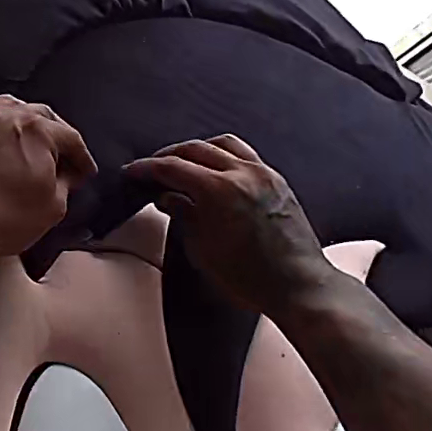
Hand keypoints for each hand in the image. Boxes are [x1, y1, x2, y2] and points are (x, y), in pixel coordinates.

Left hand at [0, 96, 96, 261]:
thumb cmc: (0, 220)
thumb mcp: (53, 205)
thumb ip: (66, 182)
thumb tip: (67, 175)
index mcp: (35, 128)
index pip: (70, 137)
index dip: (82, 158)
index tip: (84, 171)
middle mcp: (5, 117)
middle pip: (43, 117)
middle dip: (57, 139)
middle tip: (64, 162)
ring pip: (13, 113)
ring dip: (29, 129)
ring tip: (35, 152)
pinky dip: (3, 136)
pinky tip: (7, 156)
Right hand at [124, 135, 334, 315]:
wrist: (299, 286)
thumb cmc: (251, 277)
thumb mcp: (202, 249)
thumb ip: (183, 216)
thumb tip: (168, 198)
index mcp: (219, 191)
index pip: (173, 167)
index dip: (147, 168)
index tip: (133, 171)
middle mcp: (243, 174)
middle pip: (195, 148)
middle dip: (168, 156)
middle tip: (151, 168)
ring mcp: (263, 174)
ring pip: (222, 144)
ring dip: (197, 149)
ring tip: (182, 163)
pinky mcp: (277, 181)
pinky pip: (245, 154)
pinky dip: (222, 155)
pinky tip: (214, 169)